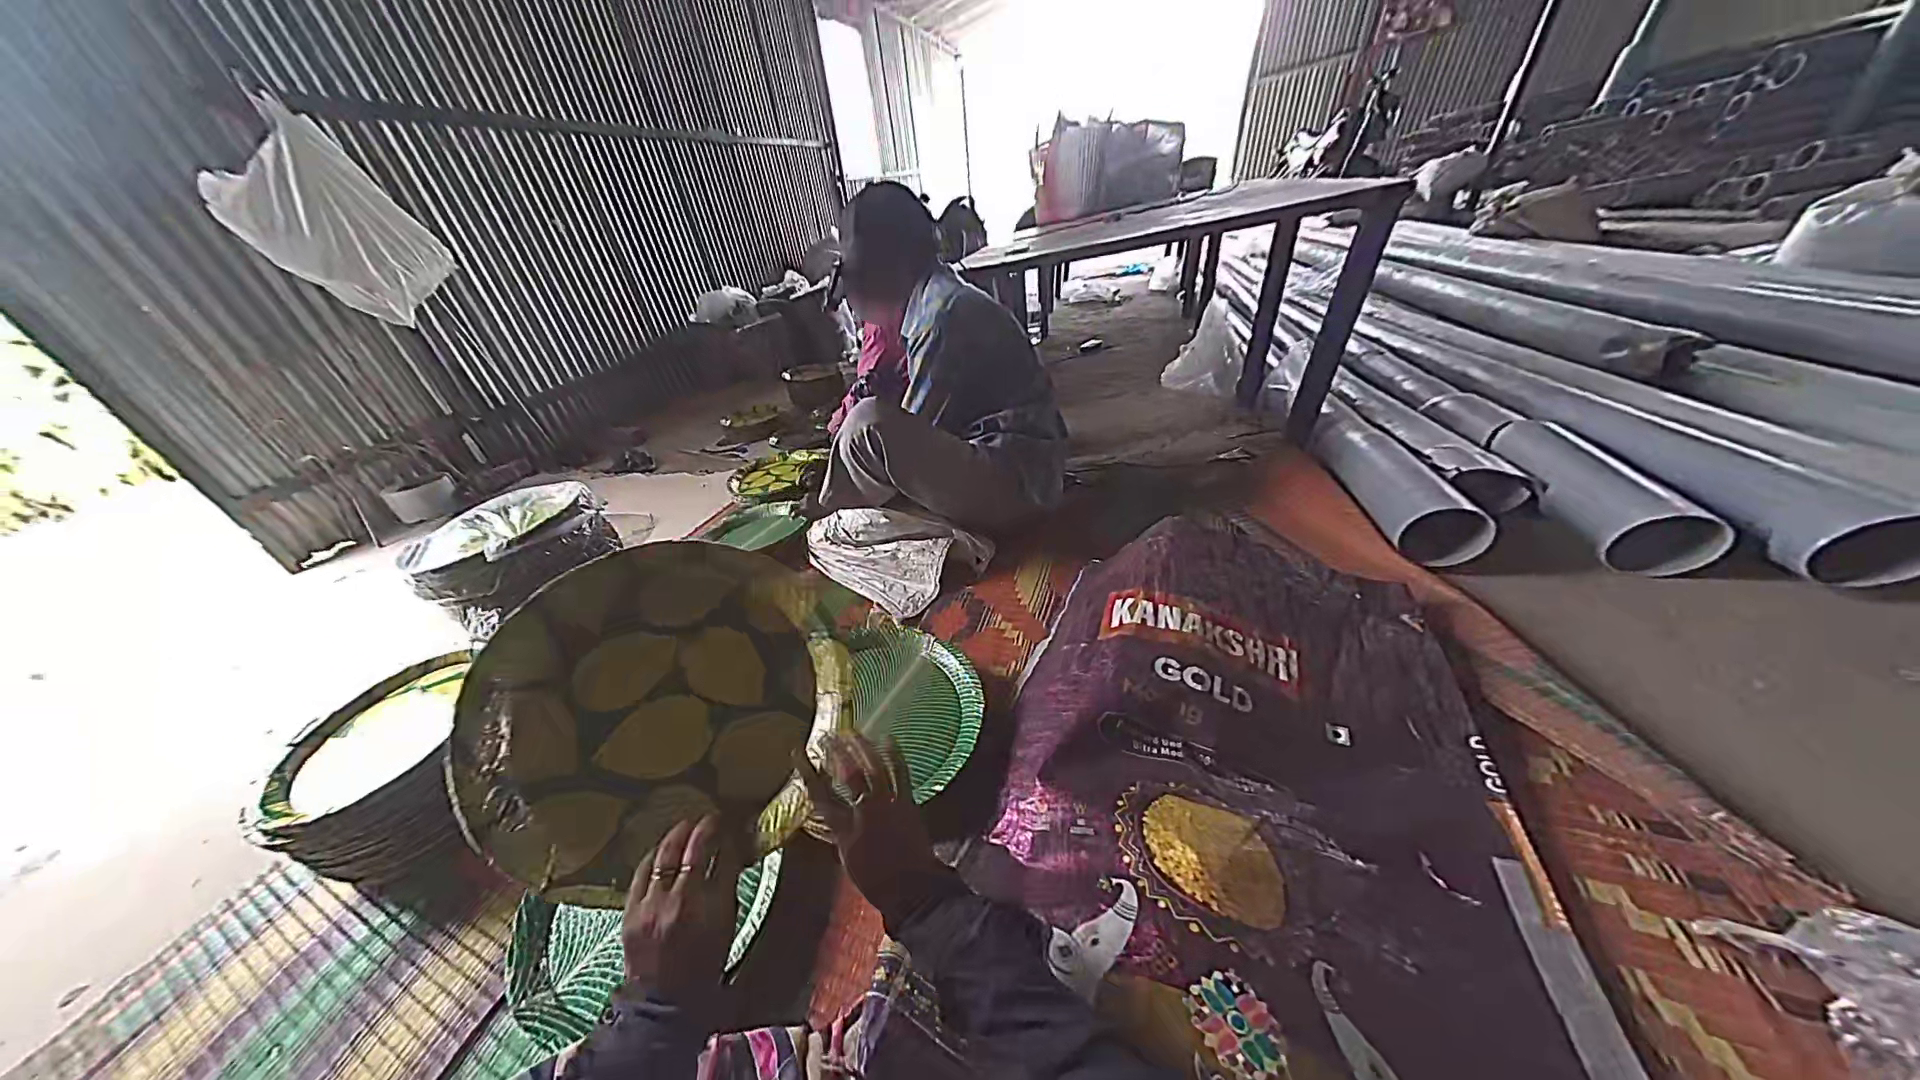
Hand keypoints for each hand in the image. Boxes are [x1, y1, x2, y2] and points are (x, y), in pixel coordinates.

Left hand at [622, 813, 740, 1002]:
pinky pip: (643, 871)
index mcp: (714, 906)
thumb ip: (727, 889)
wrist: (663, 1001)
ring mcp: (654, 904)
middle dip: (708, 826)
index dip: (731, 838)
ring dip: (679, 833)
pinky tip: (662, 848)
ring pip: (667, 853)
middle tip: (713, 818)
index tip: (734, 830)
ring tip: (688, 824)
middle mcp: (684, 899)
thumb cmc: (703, 964)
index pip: (727, 856)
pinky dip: (655, 855)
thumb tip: (729, 857)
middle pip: (697, 846)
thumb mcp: (727, 925)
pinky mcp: (631, 910)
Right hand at [795, 734, 948, 923]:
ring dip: (862, 748)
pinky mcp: (906, 802)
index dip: (807, 772)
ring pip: (872, 769)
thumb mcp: (849, 859)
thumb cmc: (877, 880)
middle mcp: (863, 812)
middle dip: (836, 752)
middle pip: (847, 775)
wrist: (911, 888)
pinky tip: (889, 738)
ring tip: (853, 732)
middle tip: (827, 734)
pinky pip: (900, 773)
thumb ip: (841, 835)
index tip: (798, 753)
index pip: (819, 795)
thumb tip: (833, 818)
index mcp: (843, 829)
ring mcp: (886, 804)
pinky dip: (895, 754)